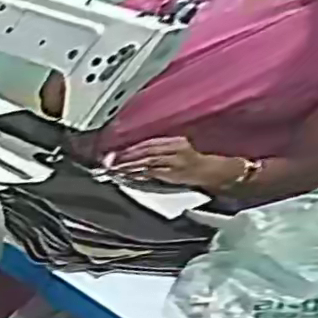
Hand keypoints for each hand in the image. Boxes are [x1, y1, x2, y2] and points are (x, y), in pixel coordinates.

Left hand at [106, 137, 244, 190]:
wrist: (208, 171)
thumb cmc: (186, 161)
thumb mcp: (173, 151)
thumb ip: (153, 151)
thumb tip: (126, 155)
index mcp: (176, 141)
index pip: (149, 143)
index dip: (130, 148)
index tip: (114, 152)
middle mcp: (177, 148)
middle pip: (146, 151)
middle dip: (125, 157)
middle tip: (109, 162)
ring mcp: (176, 161)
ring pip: (146, 162)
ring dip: (128, 166)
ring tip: (113, 169)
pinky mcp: (172, 172)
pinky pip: (150, 173)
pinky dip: (135, 174)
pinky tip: (125, 176)